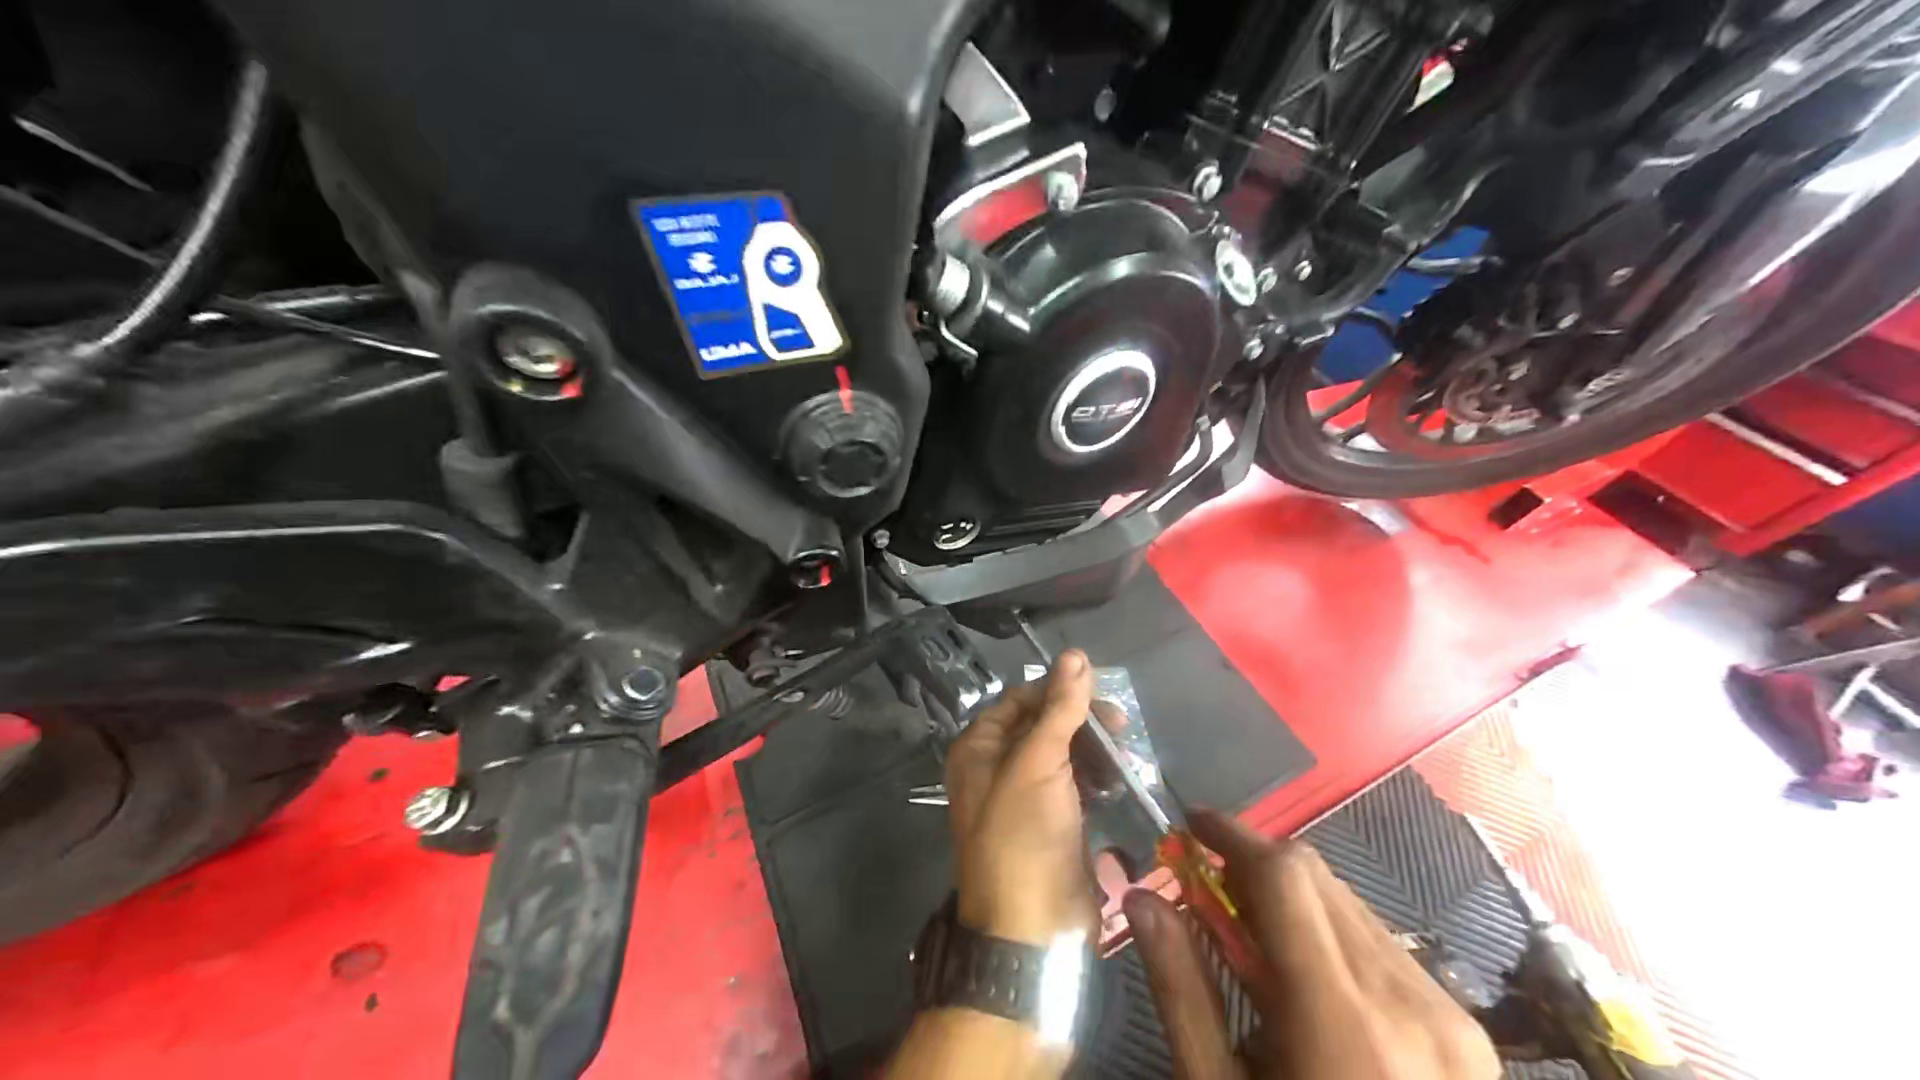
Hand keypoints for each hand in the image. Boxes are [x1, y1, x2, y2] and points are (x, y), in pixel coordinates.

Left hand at [943, 649, 1100, 946]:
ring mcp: (1026, 797)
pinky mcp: (1054, 822)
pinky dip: (1096, 778)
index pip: (1019, 700)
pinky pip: (1076, 785)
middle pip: (1043, 725)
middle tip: (1120, 726)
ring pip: (1063, 754)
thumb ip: (1058, 708)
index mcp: (979, 748)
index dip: (1056, 690)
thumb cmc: (1023, 835)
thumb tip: (1076, 655)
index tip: (1098, 691)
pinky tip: (1118, 780)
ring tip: (1123, 755)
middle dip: (1081, 721)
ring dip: (1094, 749)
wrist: (1033, 927)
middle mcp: (997, 767)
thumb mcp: (1038, 763)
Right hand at [1123, 810, 1500, 1079]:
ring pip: (1350, 905)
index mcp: (1342, 1021)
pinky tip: (1310, 981)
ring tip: (1257, 942)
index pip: (1284, 877)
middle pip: (1316, 878)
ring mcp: (1451, 1018)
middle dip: (1254, 864)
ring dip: (1293, 897)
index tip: (1191, 825)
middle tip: (1209, 886)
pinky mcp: (1471, 1035)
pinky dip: (1332, 933)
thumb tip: (1139, 897)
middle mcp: (1408, 1002)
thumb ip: (1181, 988)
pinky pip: (1384, 944)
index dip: (1233, 835)